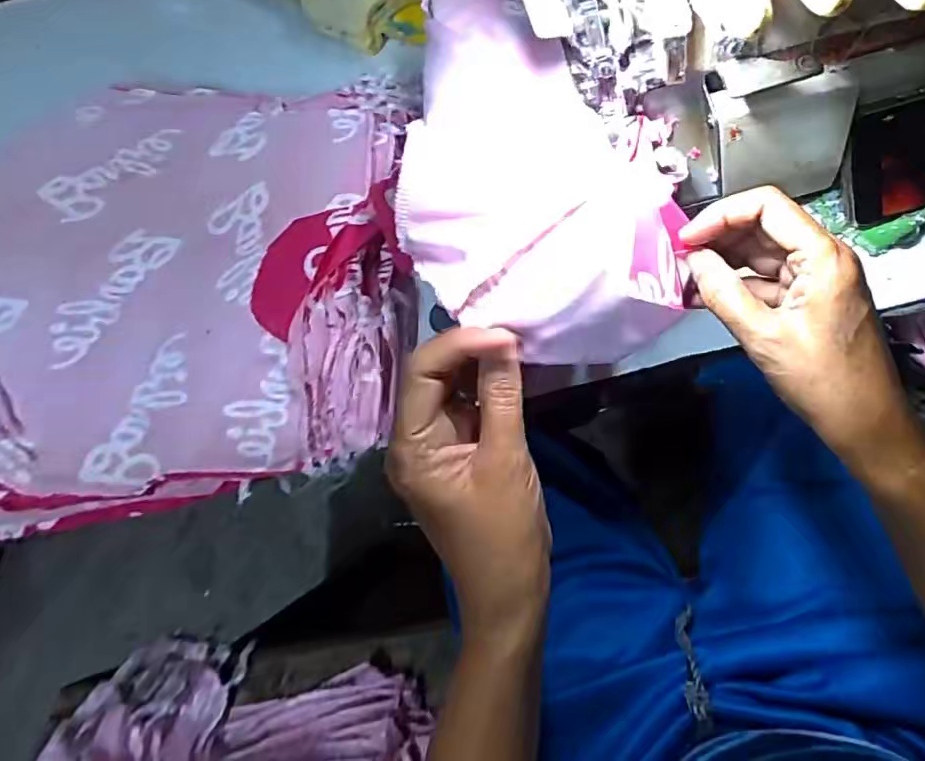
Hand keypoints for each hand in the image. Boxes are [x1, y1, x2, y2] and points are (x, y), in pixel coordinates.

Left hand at [386, 327, 550, 638]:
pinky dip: (486, 382)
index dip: (459, 343)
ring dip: (478, 360)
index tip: (503, 333)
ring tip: (513, 341)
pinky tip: (509, 367)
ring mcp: (435, 443)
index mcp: (411, 445)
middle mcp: (413, 439)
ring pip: (448, 384)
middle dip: (467, 346)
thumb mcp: (506, 459)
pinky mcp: (457, 448)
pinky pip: (466, 402)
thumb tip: (504, 339)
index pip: (421, 372)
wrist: (509, 594)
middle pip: (430, 374)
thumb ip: (502, 396)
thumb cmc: (504, 534)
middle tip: (511, 330)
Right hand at [681, 186, 920, 464]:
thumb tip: (694, 261)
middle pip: (763, 225)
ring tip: (689, 274)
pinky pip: (769, 277)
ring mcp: (818, 277)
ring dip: (726, 259)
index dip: (722, 214)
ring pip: (763, 251)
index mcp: (823, 256)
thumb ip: (723, 293)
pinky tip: (710, 292)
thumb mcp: (764, 337)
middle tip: (683, 255)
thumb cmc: (826, 383)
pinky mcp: (810, 298)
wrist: (866, 424)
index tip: (690, 236)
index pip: (767, 205)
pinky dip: (739, 281)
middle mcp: (823, 257)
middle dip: (719, 237)